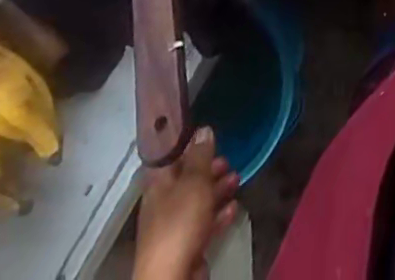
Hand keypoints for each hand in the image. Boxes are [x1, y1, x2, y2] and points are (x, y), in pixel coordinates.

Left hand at [134, 128, 241, 279]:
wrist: (173, 278)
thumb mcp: (194, 182)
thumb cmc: (180, 222)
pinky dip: (218, 214)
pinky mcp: (187, 246)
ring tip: (237, 180)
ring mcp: (174, 226)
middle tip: (228, 160)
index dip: (188, 143)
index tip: (209, 135)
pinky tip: (234, 208)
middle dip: (208, 168)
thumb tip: (203, 129)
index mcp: (158, 182)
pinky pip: (204, 223)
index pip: (170, 154)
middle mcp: (163, 201)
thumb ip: (200, 156)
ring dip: (217, 189)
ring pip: (197, 200)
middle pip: (186, 178)